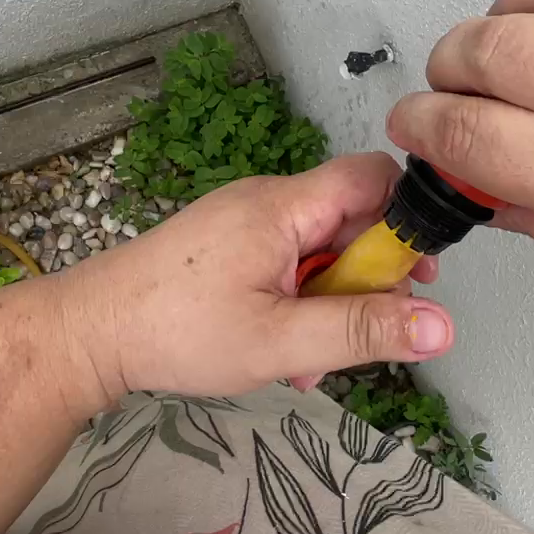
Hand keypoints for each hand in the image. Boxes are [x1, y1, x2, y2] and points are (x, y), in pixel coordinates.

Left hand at [57, 152, 450, 401]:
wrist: (91, 330)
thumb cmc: (180, 331)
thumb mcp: (280, 341)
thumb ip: (362, 330)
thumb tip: (443, 325)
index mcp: (283, 205)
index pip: (372, 176)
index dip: (406, 219)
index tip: (416, 277)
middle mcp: (266, 199)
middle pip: (348, 218)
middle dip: (364, 279)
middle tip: (357, 334)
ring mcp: (243, 219)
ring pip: (316, 247)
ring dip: (327, 300)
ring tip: (307, 358)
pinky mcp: (227, 241)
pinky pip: (283, 259)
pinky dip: (295, 299)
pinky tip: (280, 347)